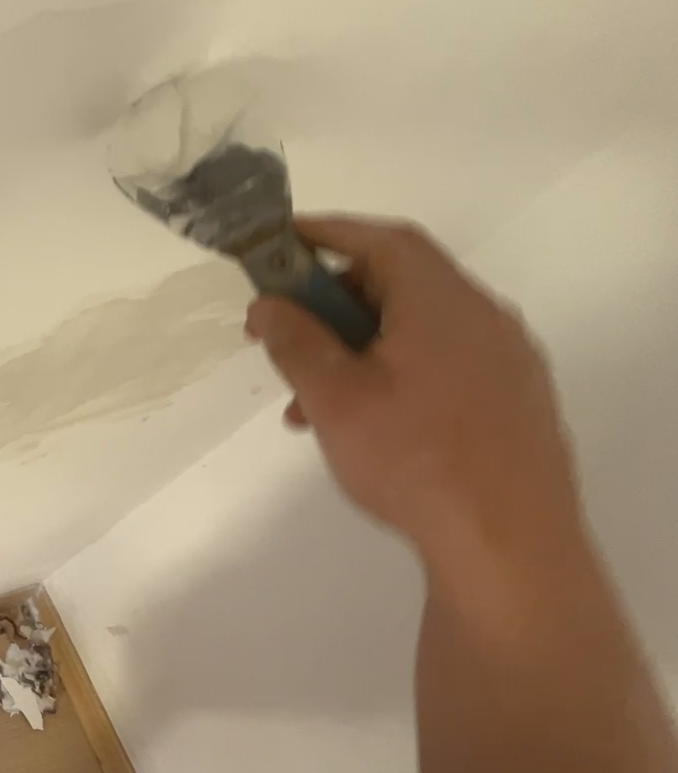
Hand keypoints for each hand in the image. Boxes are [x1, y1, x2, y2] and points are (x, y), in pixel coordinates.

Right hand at [247, 216, 584, 564]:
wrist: (505, 539)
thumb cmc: (412, 457)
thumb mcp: (334, 397)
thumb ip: (296, 343)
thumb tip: (267, 304)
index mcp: (444, 307)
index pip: (383, 242)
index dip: (327, 232)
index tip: (275, 242)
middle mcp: (482, 320)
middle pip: (396, 283)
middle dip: (326, 300)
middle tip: (274, 330)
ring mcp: (500, 360)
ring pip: (407, 329)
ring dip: (346, 345)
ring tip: (303, 396)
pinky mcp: (503, 398)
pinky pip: (429, 362)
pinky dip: (379, 371)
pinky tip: (348, 420)